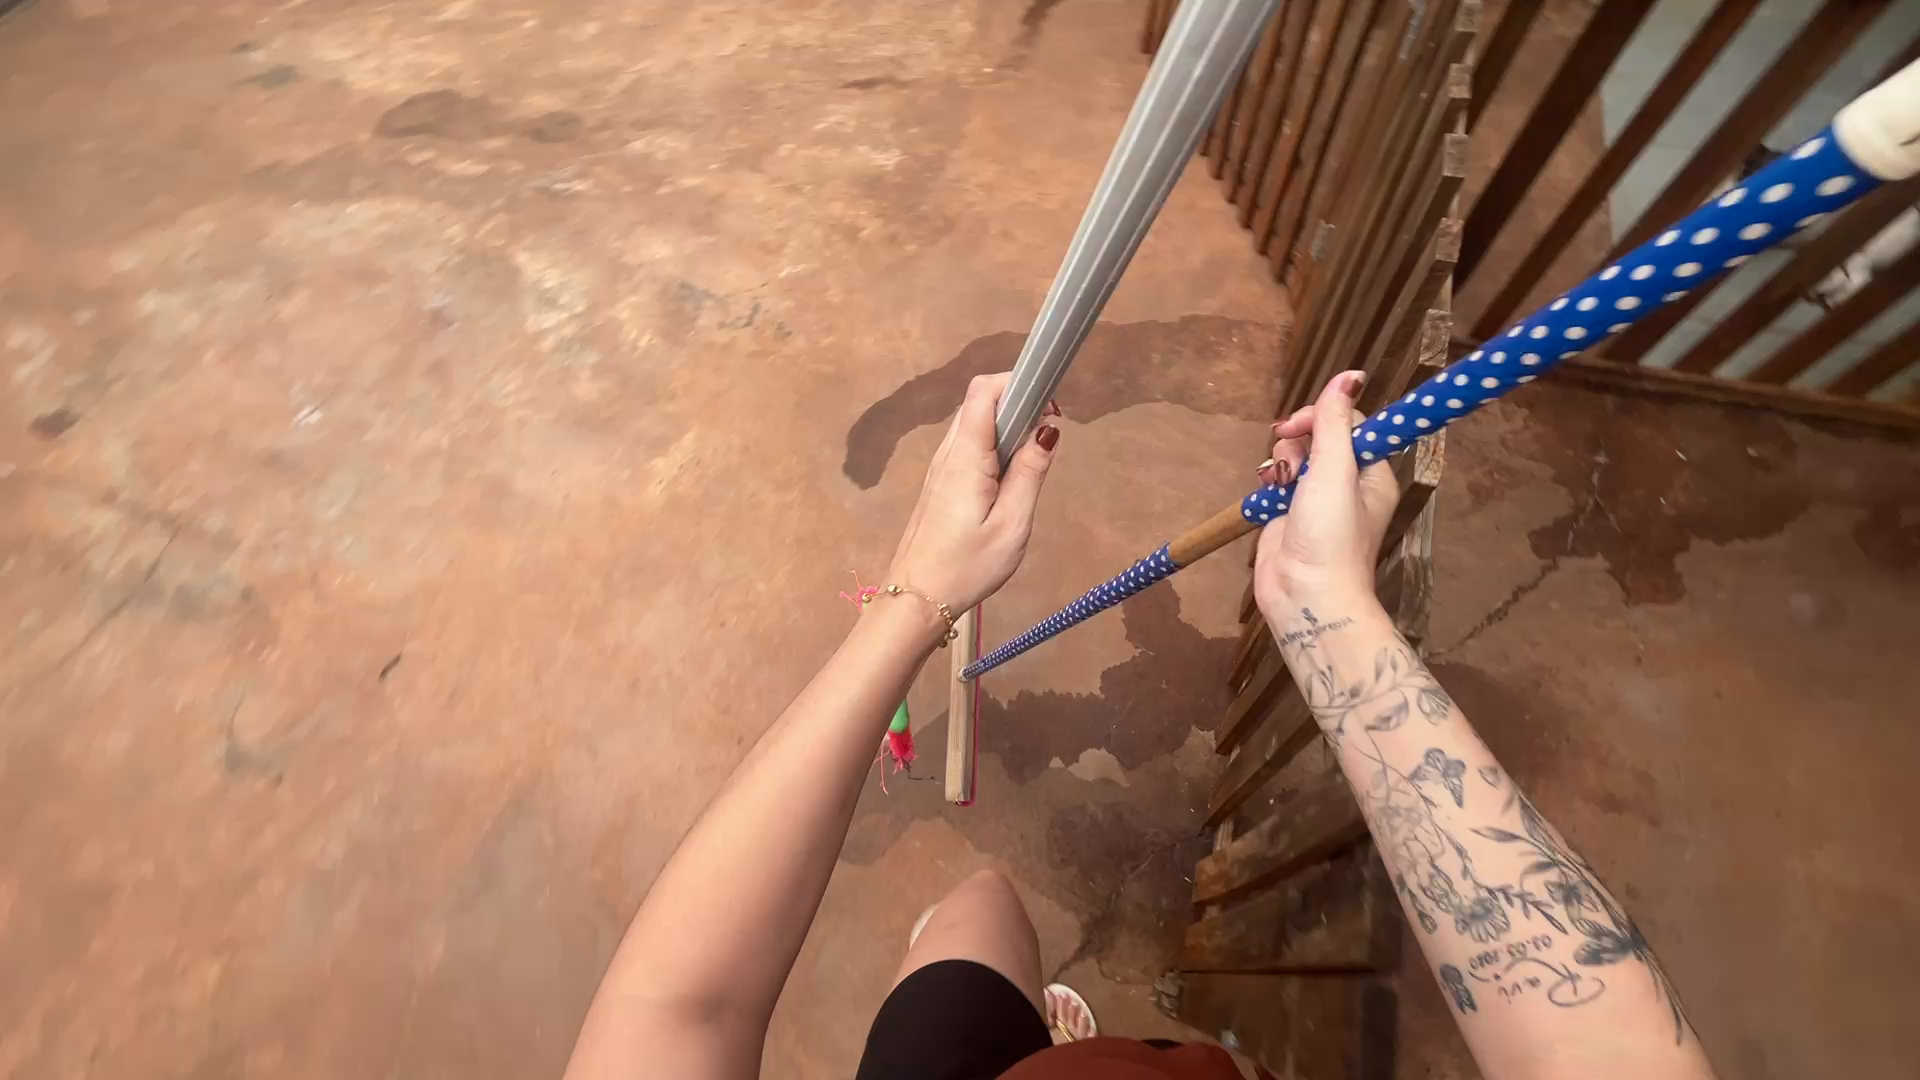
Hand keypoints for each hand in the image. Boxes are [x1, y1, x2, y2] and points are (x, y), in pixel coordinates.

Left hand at [887, 372, 1058, 615]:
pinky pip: (968, 448)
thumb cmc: (967, 566)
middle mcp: (948, 453)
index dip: (1019, 383)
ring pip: (973, 425)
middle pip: (979, 403)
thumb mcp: (1011, 524)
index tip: (1049, 409)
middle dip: (1018, 405)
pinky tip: (1008, 482)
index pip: (985, 390)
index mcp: (966, 456)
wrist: (915, 599)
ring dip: (1006, 429)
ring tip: (1031, 464)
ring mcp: (940, 468)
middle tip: (1046, 440)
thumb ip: (1030, 473)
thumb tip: (1048, 428)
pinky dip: (993, 449)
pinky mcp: (939, 484)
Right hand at [1253, 370, 1400, 620]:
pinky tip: (1266, 490)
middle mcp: (1345, 482)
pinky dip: (1269, 481)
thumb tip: (1349, 375)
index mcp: (1370, 471)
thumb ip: (1335, 424)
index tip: (1298, 425)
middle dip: (1296, 440)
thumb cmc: (1330, 534)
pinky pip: (1277, 481)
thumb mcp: (1334, 472)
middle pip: (1318, 436)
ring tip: (1278, 483)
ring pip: (1293, 456)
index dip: (1323, 416)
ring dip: (1280, 461)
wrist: (1305, 593)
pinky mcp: (1287, 513)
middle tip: (1287, 460)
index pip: (1349, 423)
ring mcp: (1313, 498)